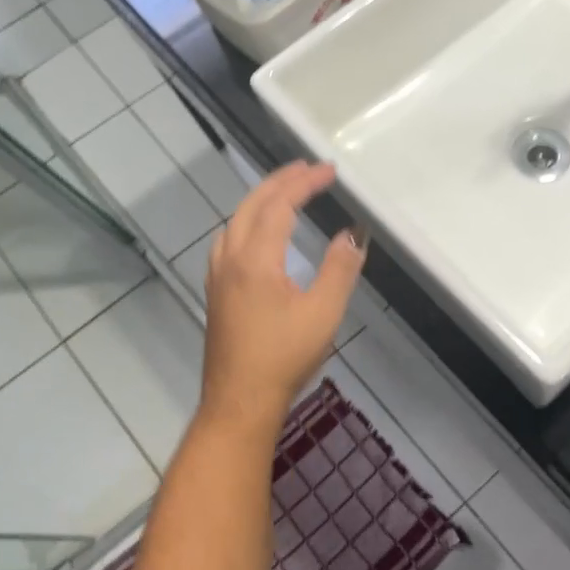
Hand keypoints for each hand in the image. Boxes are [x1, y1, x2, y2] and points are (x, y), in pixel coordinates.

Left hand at [200, 161, 365, 428]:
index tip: (329, 170)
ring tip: (286, 191)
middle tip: (308, 169)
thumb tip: (352, 234)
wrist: (240, 401)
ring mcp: (218, 276)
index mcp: (255, 259)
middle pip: (251, 205)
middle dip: (280, 181)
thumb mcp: (324, 312)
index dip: (304, 183)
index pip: (279, 205)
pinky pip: (230, 239)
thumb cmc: (284, 357)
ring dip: (261, 199)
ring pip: (235, 221)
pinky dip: (249, 220)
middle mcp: (231, 259)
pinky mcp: (217, 292)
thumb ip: (339, 269)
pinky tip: (260, 233)